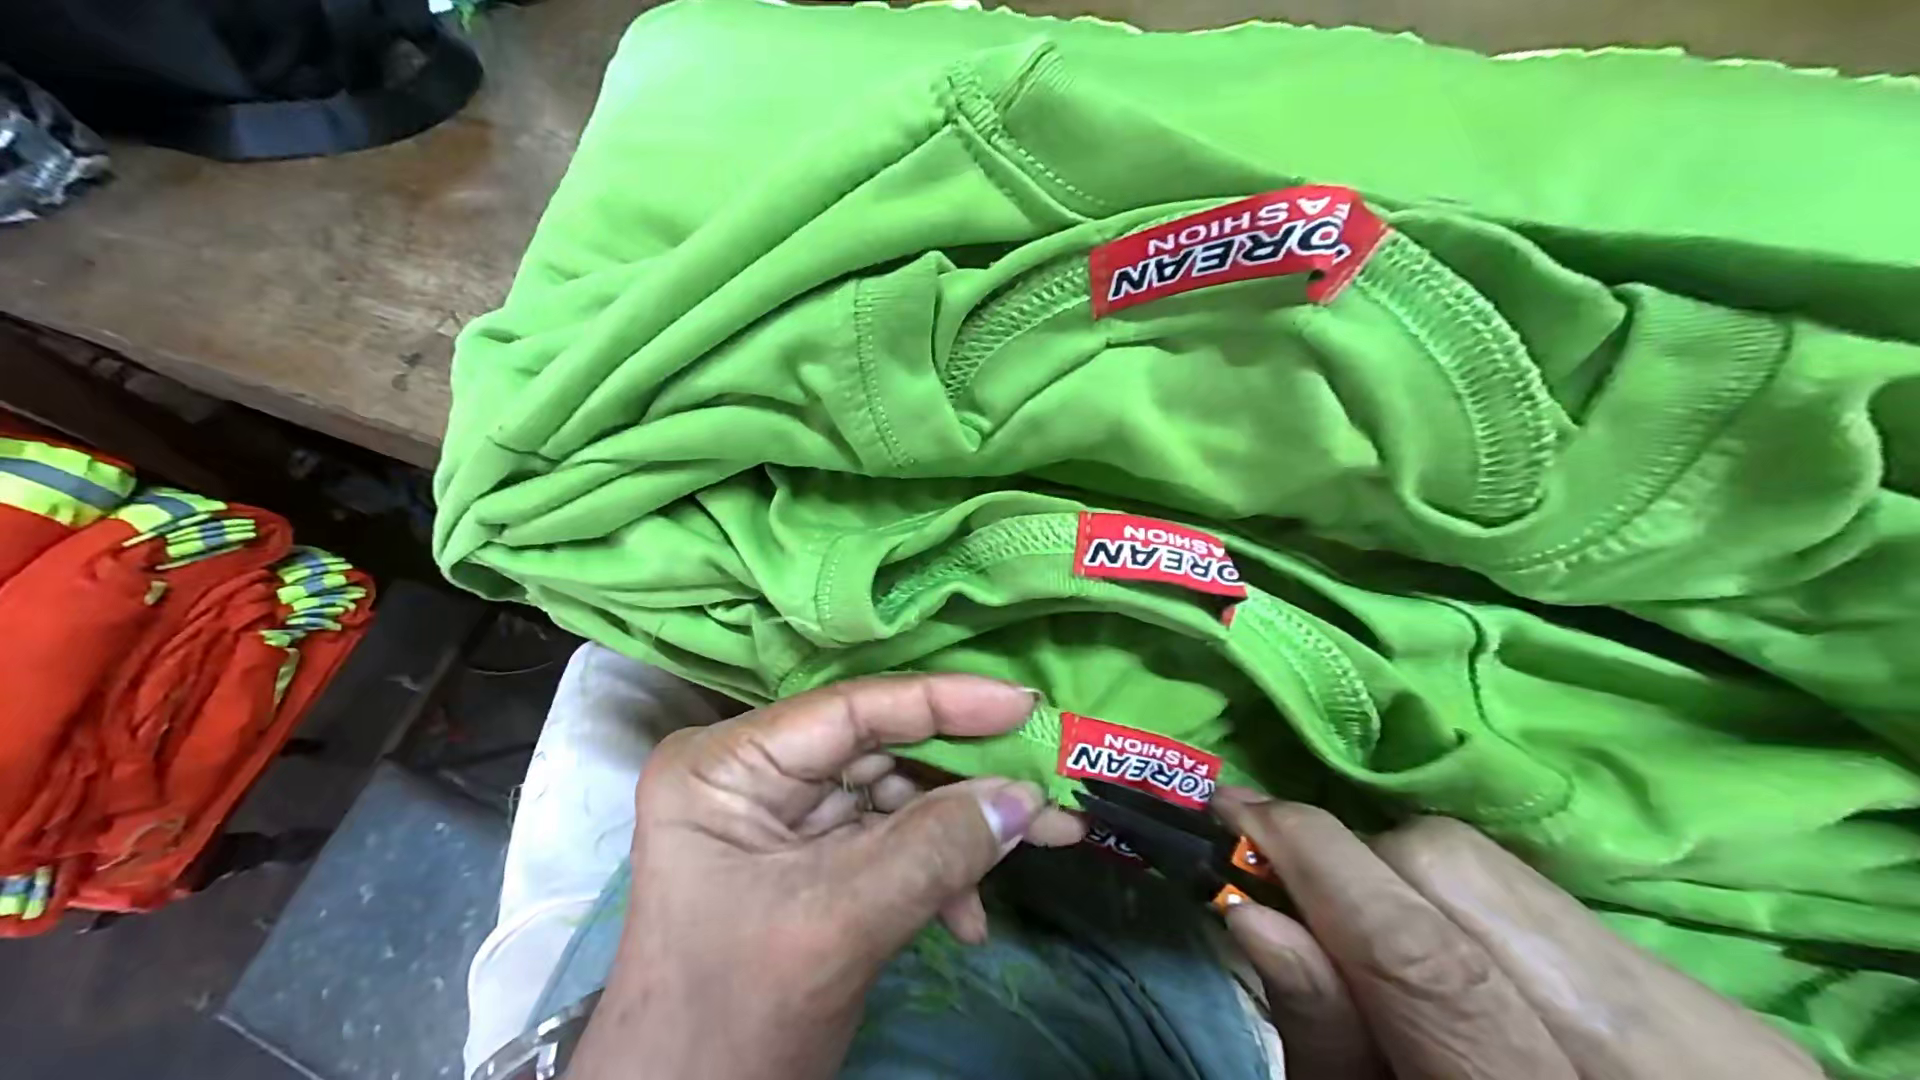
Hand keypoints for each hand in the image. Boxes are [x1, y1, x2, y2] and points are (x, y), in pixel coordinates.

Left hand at [569, 674, 1084, 1079]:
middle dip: (967, 773)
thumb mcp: (836, 926)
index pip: (851, 710)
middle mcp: (756, 772)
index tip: (1023, 703)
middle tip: (1045, 775)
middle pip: (884, 748)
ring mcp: (785, 813)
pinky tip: (969, 918)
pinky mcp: (813, 854)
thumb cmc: (730, 1022)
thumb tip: (1024, 798)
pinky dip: (939, 869)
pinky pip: (891, 838)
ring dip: (965, 826)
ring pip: (897, 793)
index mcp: (727, 765)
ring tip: (1043, 839)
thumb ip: (935, 852)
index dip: (944, 701)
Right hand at [1211, 791, 1823, 1079]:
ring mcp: (1718, 1032)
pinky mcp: (1719, 1006)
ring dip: (1400, 880)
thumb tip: (1249, 910)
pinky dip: (1463, 904)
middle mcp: (1673, 1069)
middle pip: (1457, 874)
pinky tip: (1452, 955)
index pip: (1422, 957)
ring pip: (1498, 870)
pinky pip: (1542, 896)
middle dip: (1349, 864)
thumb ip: (1318, 1036)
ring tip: (1367, 926)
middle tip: (1292, 888)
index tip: (1230, 812)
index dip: (1312, 862)